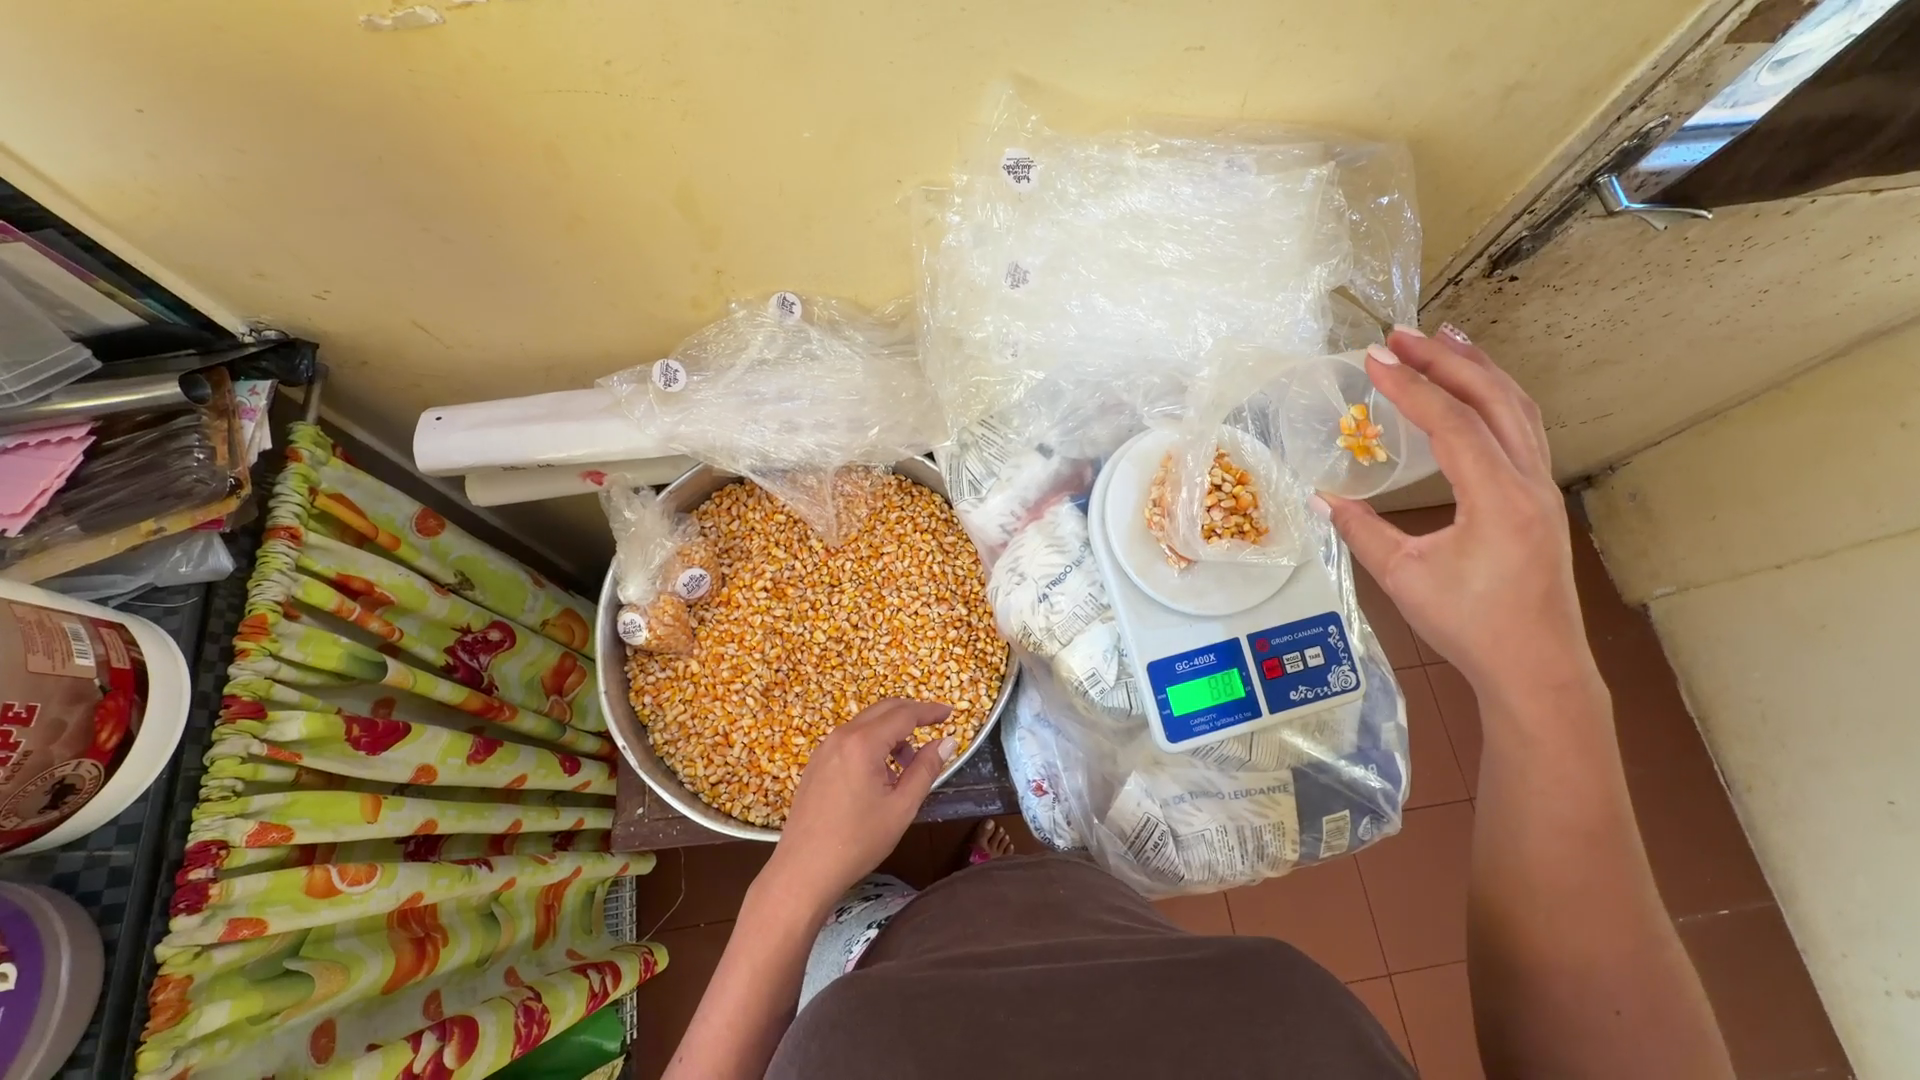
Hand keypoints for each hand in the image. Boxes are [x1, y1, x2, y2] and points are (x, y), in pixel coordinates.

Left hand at [766, 698, 956, 907]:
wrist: (804, 871)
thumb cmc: (858, 842)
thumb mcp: (901, 807)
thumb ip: (926, 769)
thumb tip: (947, 742)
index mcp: (863, 744)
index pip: (904, 714)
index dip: (930, 711)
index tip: (950, 713)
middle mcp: (841, 736)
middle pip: (883, 710)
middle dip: (911, 714)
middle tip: (935, 726)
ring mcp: (824, 749)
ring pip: (865, 724)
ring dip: (892, 732)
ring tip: (908, 765)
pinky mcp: (816, 763)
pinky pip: (850, 739)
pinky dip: (872, 743)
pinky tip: (880, 774)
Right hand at [1319, 327, 1596, 699]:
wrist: (1536, 666)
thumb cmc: (1470, 626)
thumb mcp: (1405, 578)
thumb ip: (1362, 532)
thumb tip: (1321, 498)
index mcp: (1499, 497)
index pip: (1451, 422)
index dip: (1409, 386)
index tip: (1373, 358)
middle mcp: (1530, 480)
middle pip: (1492, 398)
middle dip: (1446, 359)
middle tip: (1403, 334)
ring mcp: (1542, 487)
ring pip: (1517, 407)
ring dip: (1479, 369)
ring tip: (1444, 338)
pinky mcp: (1540, 498)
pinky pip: (1523, 428)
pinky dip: (1496, 397)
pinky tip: (1474, 390)